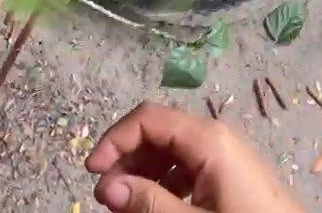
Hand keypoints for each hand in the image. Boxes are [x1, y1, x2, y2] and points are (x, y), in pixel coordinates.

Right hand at [85, 103, 304, 212]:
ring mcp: (224, 155)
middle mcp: (215, 135)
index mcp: (207, 137)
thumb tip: (107, 186)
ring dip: (143, 174)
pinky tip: (156, 207)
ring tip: (125, 205)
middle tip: (105, 198)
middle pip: (158, 132)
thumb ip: (150, 203)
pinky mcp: (230, 175)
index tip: (91, 174)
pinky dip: (165, 184)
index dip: (115, 140)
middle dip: (126, 160)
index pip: (148, 117)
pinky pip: (188, 168)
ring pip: (171, 151)